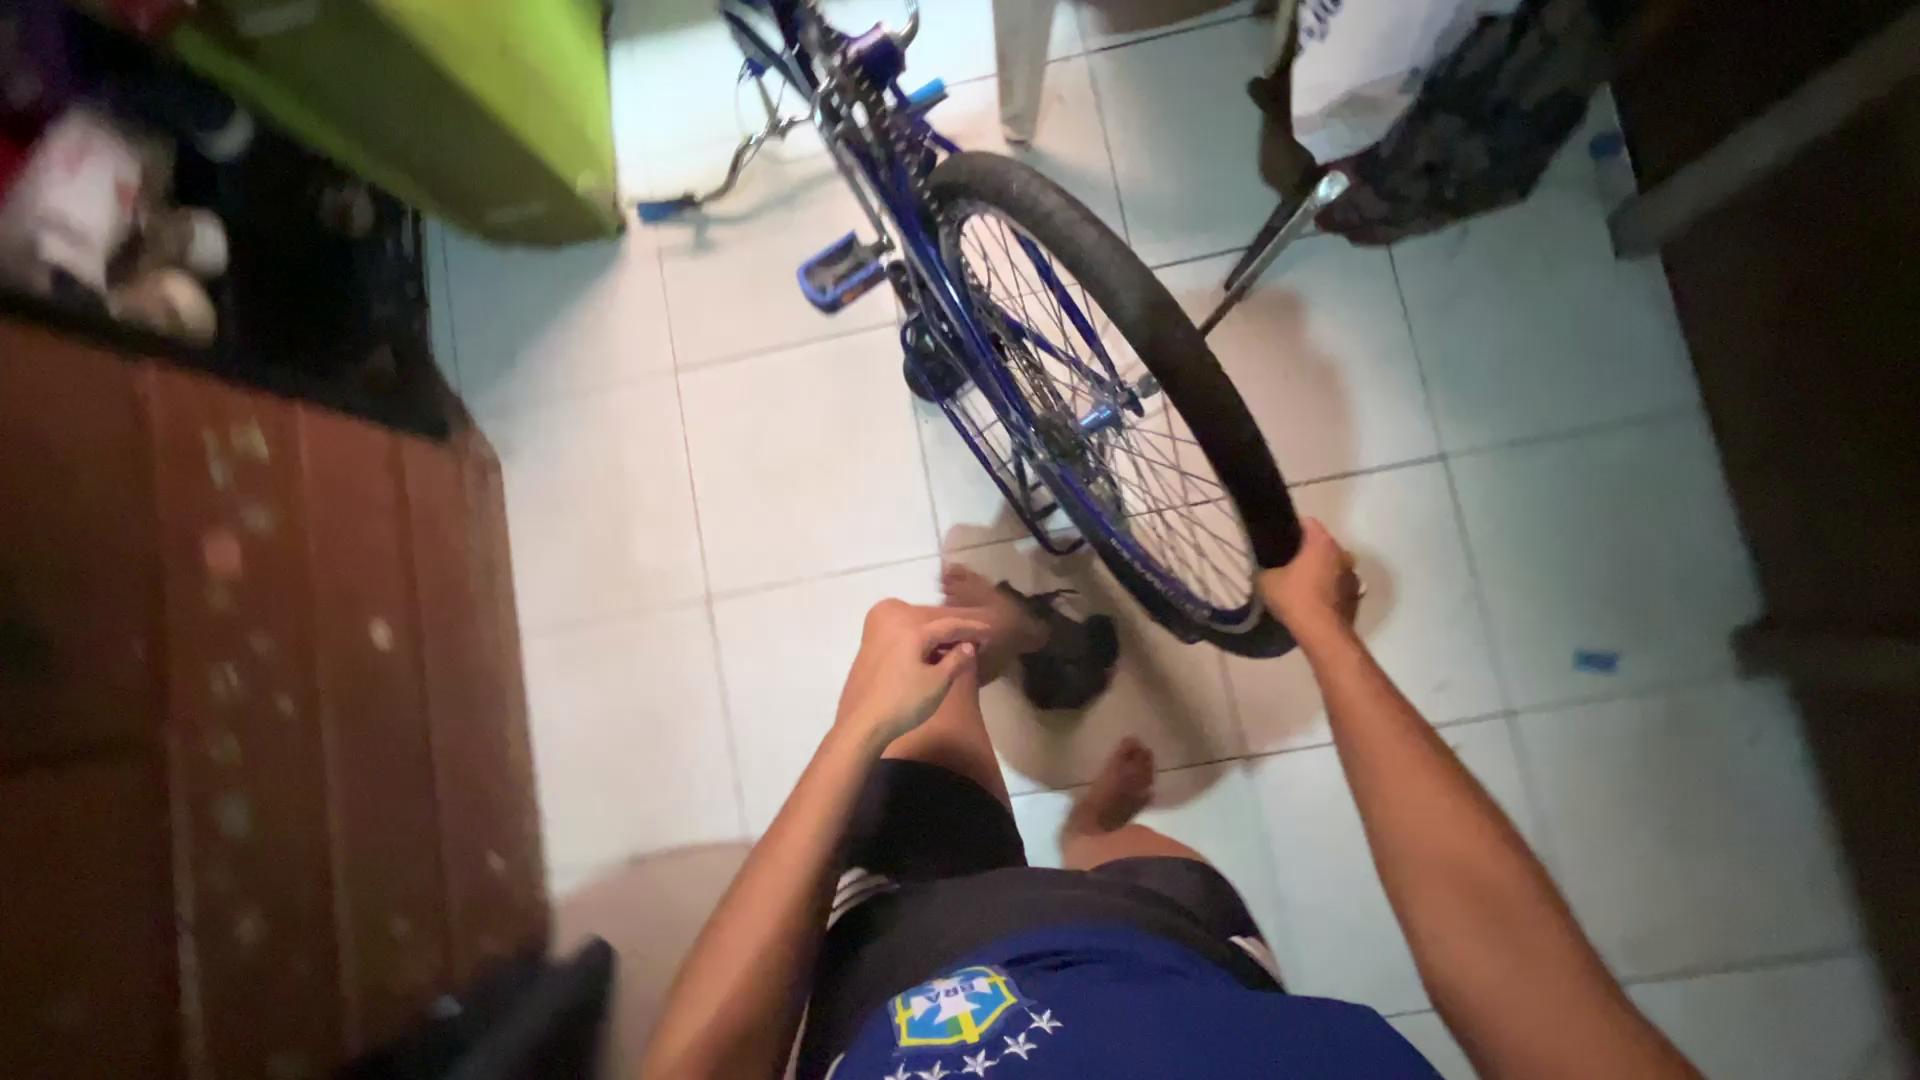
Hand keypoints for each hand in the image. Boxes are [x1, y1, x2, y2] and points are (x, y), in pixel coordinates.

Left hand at [834, 600, 992, 745]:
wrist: (862, 724)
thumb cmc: (904, 703)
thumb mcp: (938, 683)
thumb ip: (956, 660)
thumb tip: (968, 646)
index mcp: (911, 629)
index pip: (949, 624)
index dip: (971, 629)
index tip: (989, 633)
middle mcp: (892, 623)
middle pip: (930, 619)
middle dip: (952, 627)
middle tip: (973, 638)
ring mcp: (876, 634)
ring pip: (913, 624)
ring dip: (934, 633)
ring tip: (953, 646)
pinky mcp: (868, 647)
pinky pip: (900, 632)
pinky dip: (917, 638)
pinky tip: (928, 653)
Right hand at [1258, 518, 1359, 638]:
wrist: (1323, 633)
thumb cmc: (1295, 598)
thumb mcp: (1265, 582)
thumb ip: (1262, 569)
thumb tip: (1262, 569)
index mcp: (1322, 543)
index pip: (1308, 522)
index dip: (1291, 528)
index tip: (1279, 540)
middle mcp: (1343, 553)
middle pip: (1322, 543)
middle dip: (1306, 550)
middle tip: (1286, 563)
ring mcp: (1353, 575)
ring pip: (1333, 564)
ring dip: (1320, 569)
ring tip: (1301, 583)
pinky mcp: (1356, 595)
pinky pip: (1339, 583)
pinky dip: (1329, 587)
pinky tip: (1314, 600)